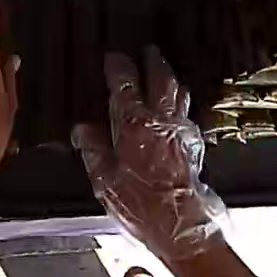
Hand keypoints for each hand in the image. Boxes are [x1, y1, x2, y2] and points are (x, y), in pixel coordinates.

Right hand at [73, 46, 225, 260]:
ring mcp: (180, 130)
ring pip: (178, 92)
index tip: (113, 56)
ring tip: (164, 70)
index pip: (125, 84)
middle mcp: (160, 120)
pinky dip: (180, 102)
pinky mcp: (193, 144)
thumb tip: (83, 129)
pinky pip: (186, 112)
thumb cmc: (140, 204)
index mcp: (134, 124)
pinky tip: (176, 107)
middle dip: (153, 61)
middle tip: (148, 50)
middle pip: (160, 79)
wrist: (182, 227)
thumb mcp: (104, 179)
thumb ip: (93, 149)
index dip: (118, 67)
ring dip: (170, 78)